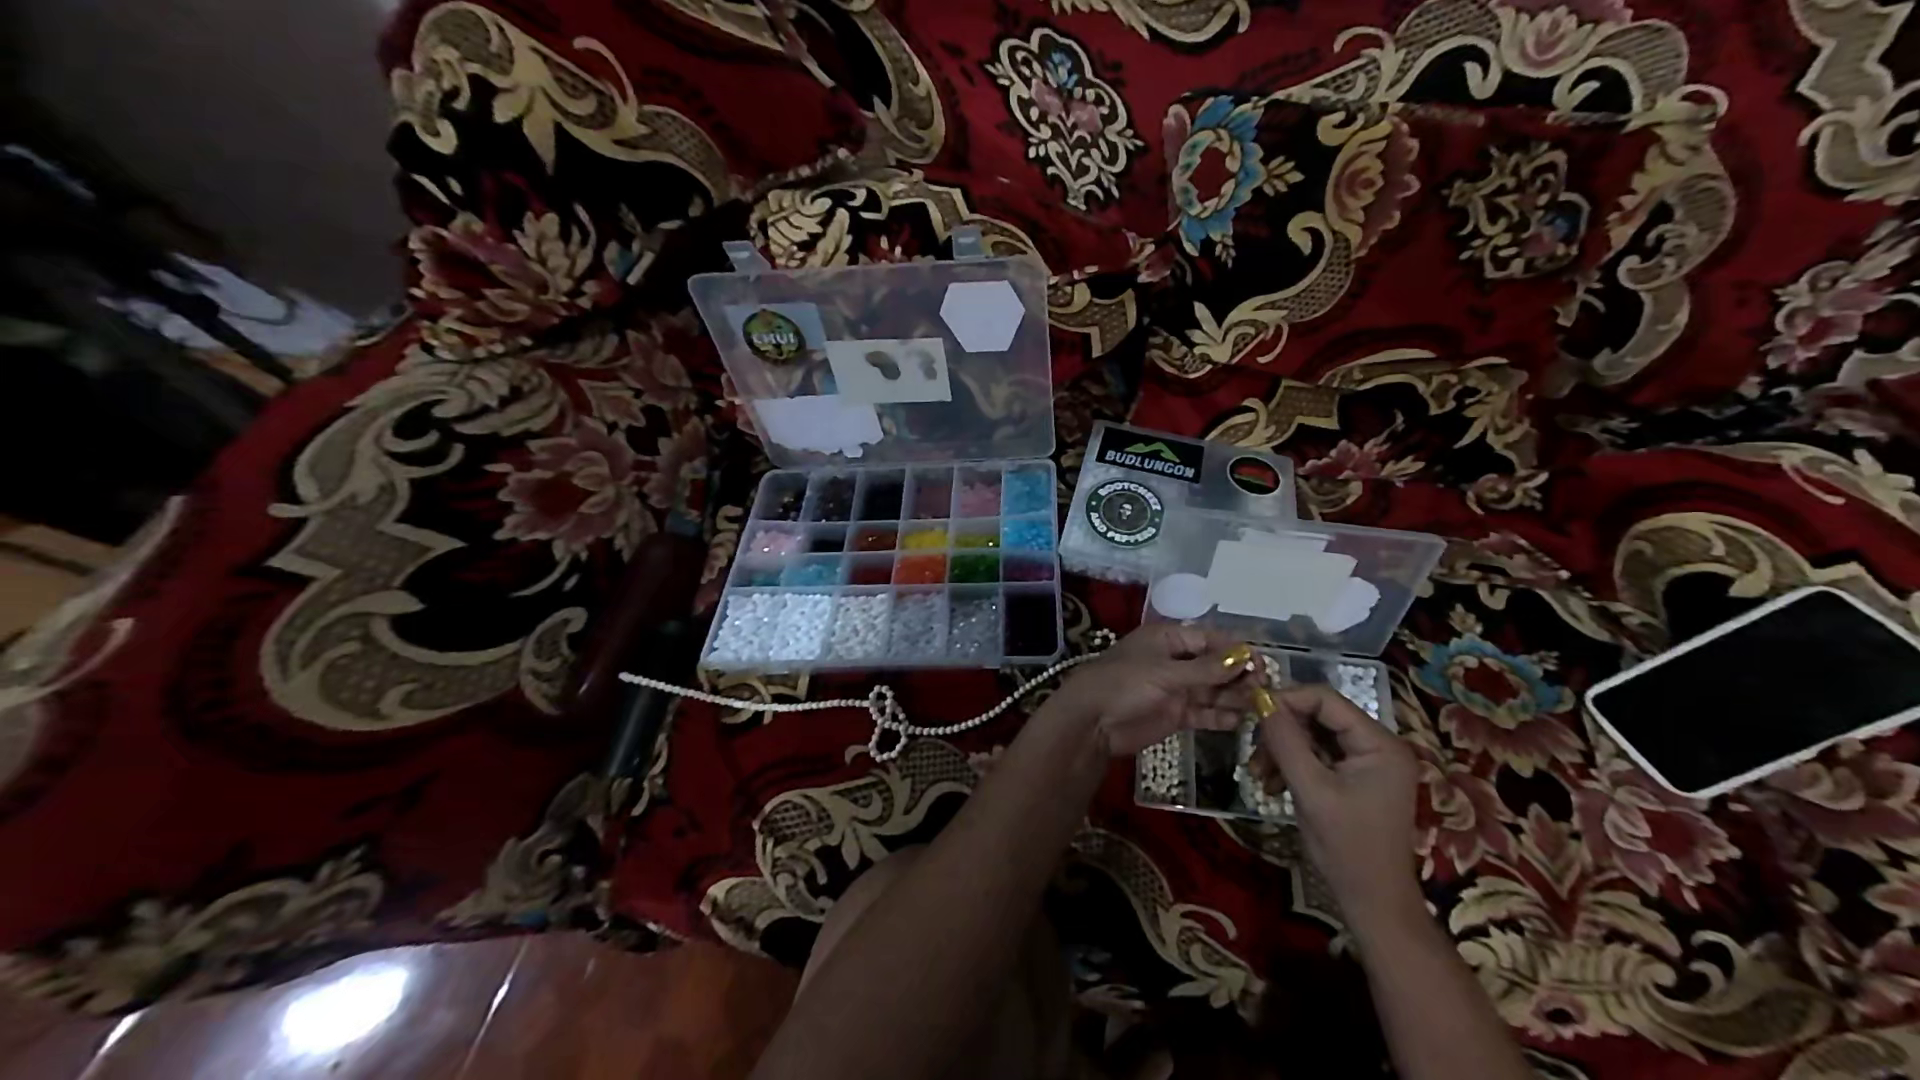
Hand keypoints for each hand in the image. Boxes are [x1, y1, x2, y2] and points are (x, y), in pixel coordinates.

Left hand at [1052, 624, 1254, 757]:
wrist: (1090, 722)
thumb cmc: (1122, 684)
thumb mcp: (1164, 673)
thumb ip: (1205, 668)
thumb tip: (1243, 657)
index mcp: (1167, 639)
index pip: (1210, 639)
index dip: (1236, 651)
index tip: (1261, 664)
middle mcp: (1175, 661)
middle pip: (1216, 665)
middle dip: (1239, 675)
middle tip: (1263, 689)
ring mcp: (1176, 689)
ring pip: (1214, 690)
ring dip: (1234, 697)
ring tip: (1257, 706)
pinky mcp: (1175, 715)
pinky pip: (1204, 712)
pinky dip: (1220, 716)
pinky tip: (1238, 721)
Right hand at [1255, 685, 1421, 930]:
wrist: (1372, 900)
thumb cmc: (1346, 845)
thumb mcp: (1311, 789)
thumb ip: (1286, 742)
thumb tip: (1261, 701)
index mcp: (1379, 743)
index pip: (1326, 699)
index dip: (1286, 700)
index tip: (1252, 714)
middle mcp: (1378, 744)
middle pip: (1317, 717)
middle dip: (1281, 732)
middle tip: (1253, 755)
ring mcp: (1367, 762)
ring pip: (1312, 736)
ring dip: (1281, 751)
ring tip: (1259, 776)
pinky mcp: (1355, 777)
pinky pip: (1316, 756)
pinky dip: (1291, 766)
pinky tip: (1272, 786)